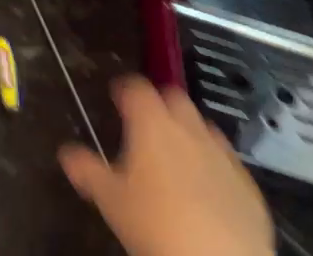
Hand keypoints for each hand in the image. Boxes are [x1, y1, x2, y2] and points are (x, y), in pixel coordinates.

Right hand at [60, 76, 273, 255]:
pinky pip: (224, 157)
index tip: (116, 96)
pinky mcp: (246, 180)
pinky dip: (211, 161)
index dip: (124, 88)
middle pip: (173, 96)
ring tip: (174, 156)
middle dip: (159, 102)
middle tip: (144, 123)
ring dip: (187, 130)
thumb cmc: (156, 225)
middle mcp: (188, 127)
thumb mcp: (111, 201)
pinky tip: (205, 187)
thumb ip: (87, 171)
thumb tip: (67, 152)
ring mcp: (221, 151)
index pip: (136, 87)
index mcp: (152, 124)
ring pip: (201, 125)